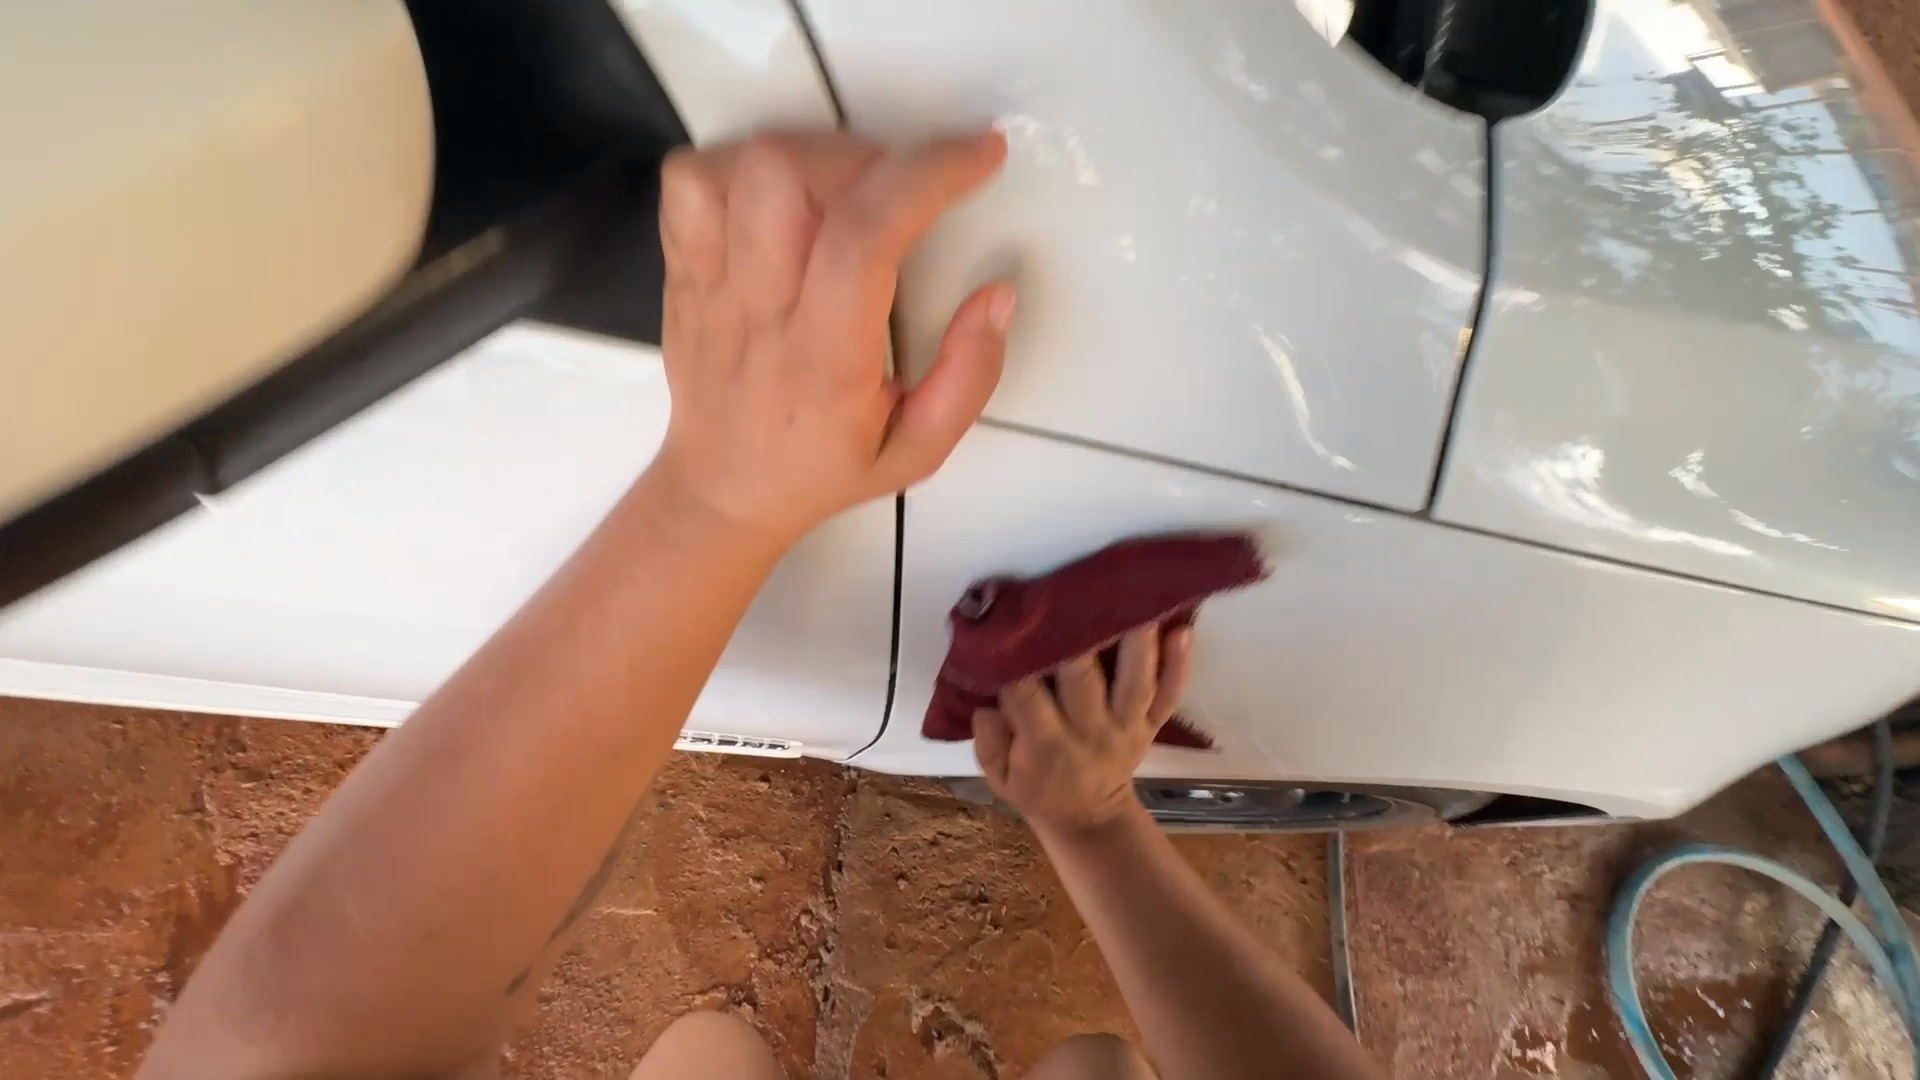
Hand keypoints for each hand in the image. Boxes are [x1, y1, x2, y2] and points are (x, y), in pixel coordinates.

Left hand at [648, 129, 1012, 545]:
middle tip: (898, 192)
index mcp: (825, 360)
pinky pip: (691, 182)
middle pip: (786, 176)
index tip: (980, 156)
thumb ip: (968, 377)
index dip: (928, 176)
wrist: (723, 490)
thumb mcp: (919, 451)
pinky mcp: (682, 272)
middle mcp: (759, 312)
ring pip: (737, 167)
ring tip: (845, 193)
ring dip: (807, 155)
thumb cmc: (825, 472)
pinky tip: (782, 204)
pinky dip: (742, 166)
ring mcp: (708, 286)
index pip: (864, 237)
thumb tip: (997, 294)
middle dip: (864, 156)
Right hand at [973, 625, 1194, 835]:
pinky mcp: (1152, 723)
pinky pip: (1170, 695)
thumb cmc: (1036, 787)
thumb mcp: (998, 776)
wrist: (1090, 817)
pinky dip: (1179, 665)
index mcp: (1046, 746)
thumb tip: (986, 702)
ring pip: (1135, 683)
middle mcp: (1090, 732)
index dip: (1017, 664)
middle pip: (1084, 683)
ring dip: (1137, 644)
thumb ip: (988, 739)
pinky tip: (1182, 630)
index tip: (1007, 629)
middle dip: (1077, 644)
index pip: (1026, 697)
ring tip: (1137, 603)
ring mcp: (1127, 726)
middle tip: (1070, 599)